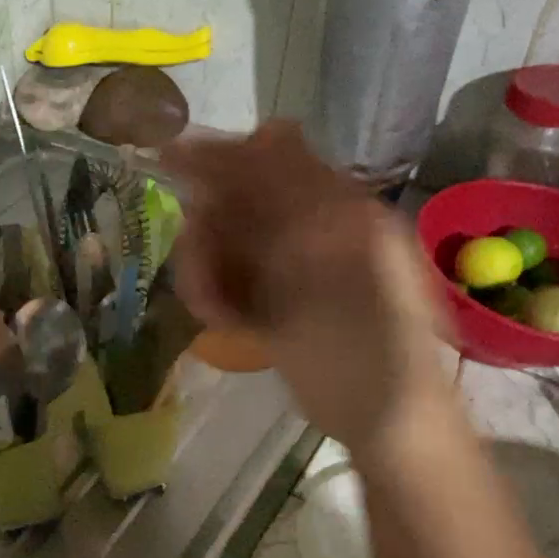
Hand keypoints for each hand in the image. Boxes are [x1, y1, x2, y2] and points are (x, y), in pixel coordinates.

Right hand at [164, 122, 456, 455]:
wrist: (387, 422)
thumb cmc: (377, 345)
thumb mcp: (345, 259)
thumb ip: (304, 198)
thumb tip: (269, 135)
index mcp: (341, 213)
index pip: (276, 161)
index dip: (226, 156)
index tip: (171, 159)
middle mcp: (313, 233)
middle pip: (240, 205)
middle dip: (211, 231)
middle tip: (200, 270)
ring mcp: (292, 272)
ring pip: (227, 247)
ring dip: (208, 269)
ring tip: (211, 304)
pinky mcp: (275, 308)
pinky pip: (229, 286)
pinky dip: (215, 296)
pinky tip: (220, 317)